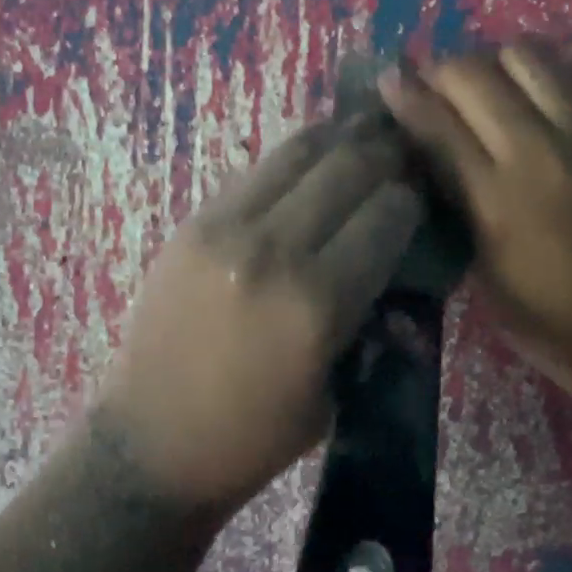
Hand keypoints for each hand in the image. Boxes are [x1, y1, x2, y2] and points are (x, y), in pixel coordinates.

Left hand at [96, 118, 421, 509]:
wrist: (151, 440)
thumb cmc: (254, 434)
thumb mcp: (335, 389)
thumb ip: (367, 313)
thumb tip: (393, 251)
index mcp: (317, 304)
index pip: (385, 217)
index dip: (412, 199)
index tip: (420, 195)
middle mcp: (274, 252)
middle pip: (346, 169)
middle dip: (384, 153)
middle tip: (400, 148)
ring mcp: (226, 228)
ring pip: (297, 153)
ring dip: (338, 138)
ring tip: (361, 131)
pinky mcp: (193, 221)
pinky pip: (254, 171)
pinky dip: (291, 158)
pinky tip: (310, 155)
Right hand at [379, 45, 571, 398]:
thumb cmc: (553, 317)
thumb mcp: (484, 270)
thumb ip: (455, 197)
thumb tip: (421, 145)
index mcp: (500, 198)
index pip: (439, 122)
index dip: (405, 94)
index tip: (387, 80)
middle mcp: (543, 150)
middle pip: (476, 73)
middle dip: (442, 71)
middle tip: (433, 88)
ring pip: (526, 55)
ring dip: (492, 63)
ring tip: (485, 88)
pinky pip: (567, 74)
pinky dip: (536, 76)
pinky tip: (530, 103)